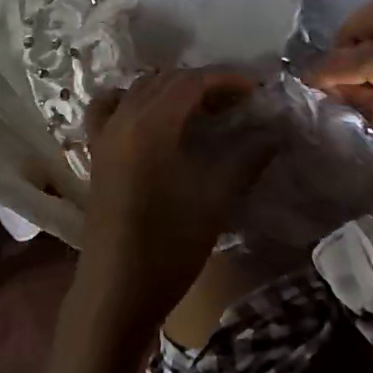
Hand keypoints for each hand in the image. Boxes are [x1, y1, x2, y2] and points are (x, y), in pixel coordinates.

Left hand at [78, 69, 274, 323]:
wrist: (117, 292)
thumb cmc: (170, 244)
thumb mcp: (218, 197)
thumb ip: (249, 156)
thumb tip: (276, 132)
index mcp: (152, 123)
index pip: (193, 81)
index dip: (228, 79)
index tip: (256, 91)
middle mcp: (125, 118)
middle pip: (168, 80)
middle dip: (205, 83)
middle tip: (238, 103)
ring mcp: (105, 134)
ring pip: (142, 90)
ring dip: (174, 90)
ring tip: (204, 110)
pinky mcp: (96, 152)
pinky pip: (111, 108)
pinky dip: (134, 101)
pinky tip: (152, 117)